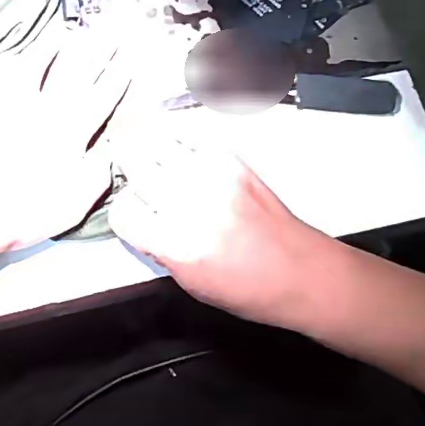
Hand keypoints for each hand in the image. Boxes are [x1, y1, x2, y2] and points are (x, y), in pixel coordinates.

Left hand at [0, 32, 128, 259]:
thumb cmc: (24, 211)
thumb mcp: (75, 202)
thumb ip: (96, 173)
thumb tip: (109, 154)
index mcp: (72, 132)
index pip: (102, 98)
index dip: (117, 78)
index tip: (128, 59)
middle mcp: (45, 109)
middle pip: (76, 73)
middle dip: (97, 52)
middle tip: (109, 32)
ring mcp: (10, 102)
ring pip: (37, 65)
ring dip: (55, 48)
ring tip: (69, 33)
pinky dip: (11, 62)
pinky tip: (14, 56)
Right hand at [111, 136, 335, 329]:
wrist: (300, 271)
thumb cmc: (252, 288)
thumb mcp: (192, 284)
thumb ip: (159, 248)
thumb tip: (140, 219)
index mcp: (176, 245)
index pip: (123, 210)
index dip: (126, 212)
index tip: (134, 214)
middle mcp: (191, 206)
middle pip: (134, 162)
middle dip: (131, 170)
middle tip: (137, 176)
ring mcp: (213, 178)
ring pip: (157, 140)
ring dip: (152, 150)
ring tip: (158, 162)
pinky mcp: (232, 162)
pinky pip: (190, 137)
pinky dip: (181, 144)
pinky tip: (185, 156)